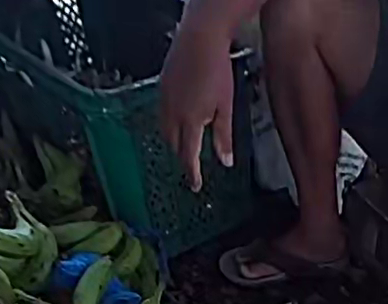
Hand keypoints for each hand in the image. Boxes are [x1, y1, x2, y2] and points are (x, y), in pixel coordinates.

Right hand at [158, 20, 235, 192]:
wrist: (201, 34)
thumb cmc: (216, 69)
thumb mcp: (225, 107)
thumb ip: (223, 137)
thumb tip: (226, 162)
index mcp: (190, 122)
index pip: (188, 157)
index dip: (192, 174)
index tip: (196, 186)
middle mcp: (173, 114)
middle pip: (174, 146)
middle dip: (182, 158)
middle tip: (192, 166)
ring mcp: (164, 100)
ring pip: (165, 132)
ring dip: (174, 143)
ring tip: (184, 147)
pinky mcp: (161, 87)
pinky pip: (161, 114)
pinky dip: (168, 125)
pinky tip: (177, 123)